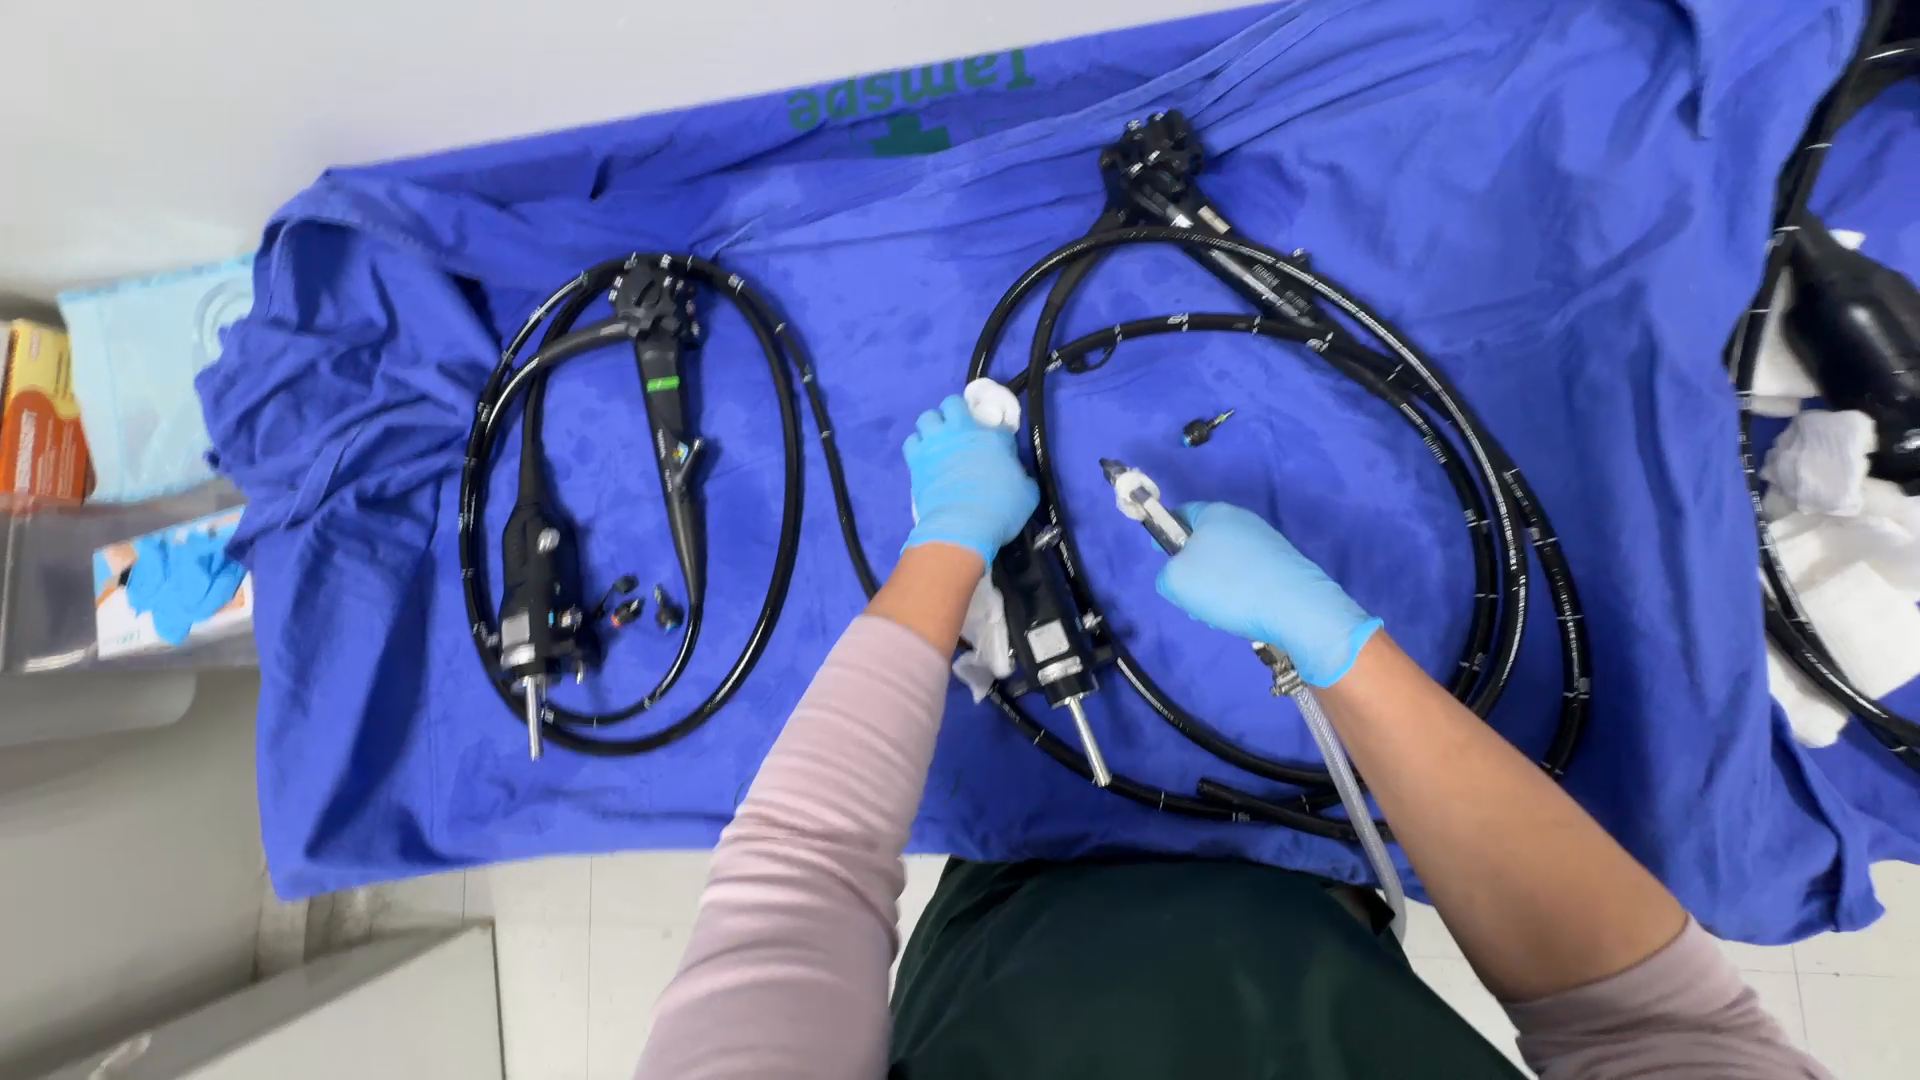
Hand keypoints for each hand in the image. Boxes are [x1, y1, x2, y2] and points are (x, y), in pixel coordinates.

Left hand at [901, 394, 1038, 563]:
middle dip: (956, 413)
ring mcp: (935, 443)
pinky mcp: (916, 459)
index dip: (995, 430)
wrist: (962, 526)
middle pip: (952, 403)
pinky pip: (911, 441)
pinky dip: (918, 445)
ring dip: (933, 426)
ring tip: (938, 442)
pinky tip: (924, 457)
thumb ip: (1022, 477)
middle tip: (960, 431)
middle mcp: (961, 431)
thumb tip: (1018, 477)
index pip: (994, 420)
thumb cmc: (999, 509)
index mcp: (992, 436)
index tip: (996, 444)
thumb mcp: (1027, 493)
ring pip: (927, 417)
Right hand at [1155, 502, 1380, 686]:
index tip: (1163, 561)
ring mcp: (1266, 541)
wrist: (1296, 608)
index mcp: (1214, 513)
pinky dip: (1239, 593)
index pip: (1179, 515)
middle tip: (1190, 597)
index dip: (1165, 536)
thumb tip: (1179, 575)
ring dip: (1214, 586)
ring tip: (1218, 612)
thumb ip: (1166, 573)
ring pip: (1225, 563)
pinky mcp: (1283, 563)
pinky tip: (1242, 612)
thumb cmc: (1227, 586)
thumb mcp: (1175, 581)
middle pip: (1203, 543)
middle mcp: (1242, 520)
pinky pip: (1248, 575)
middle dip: (1192, 570)